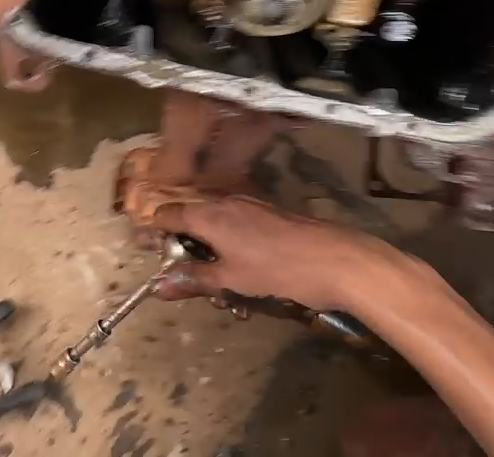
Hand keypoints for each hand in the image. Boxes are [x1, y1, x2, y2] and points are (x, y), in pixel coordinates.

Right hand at [161, 196, 415, 312]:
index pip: (165, 214)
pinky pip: (237, 227)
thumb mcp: (232, 280)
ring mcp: (247, 205)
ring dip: (214, 254)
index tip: (160, 258)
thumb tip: (157, 287)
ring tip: (231, 291)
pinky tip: (252, 277)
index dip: (156, 234)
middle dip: (190, 252)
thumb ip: (193, 280)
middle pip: (190, 220)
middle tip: (201, 285)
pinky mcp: (267, 214)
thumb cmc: (278, 270)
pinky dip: (234, 248)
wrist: (337, 260)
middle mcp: (222, 203)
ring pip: (216, 226)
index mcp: (207, 214)